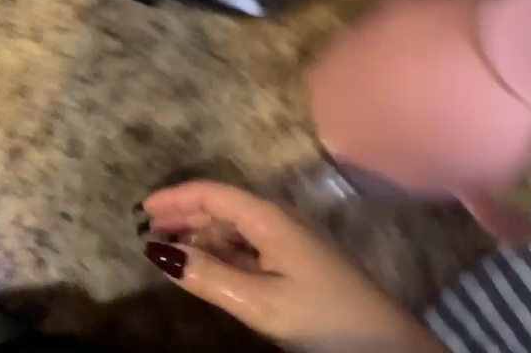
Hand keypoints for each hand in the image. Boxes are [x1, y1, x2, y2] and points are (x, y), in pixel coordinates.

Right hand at [141, 181, 441, 352]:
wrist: (387, 348)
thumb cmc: (323, 317)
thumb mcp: (261, 301)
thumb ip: (210, 276)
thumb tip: (160, 253)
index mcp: (269, 217)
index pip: (214, 193)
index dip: (177, 196)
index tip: (143, 208)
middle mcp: (277, 220)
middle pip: (222, 205)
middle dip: (183, 213)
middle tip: (147, 228)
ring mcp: (288, 241)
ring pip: (233, 227)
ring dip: (199, 234)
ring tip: (168, 249)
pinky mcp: (295, 264)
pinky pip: (246, 246)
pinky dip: (219, 252)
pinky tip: (205, 266)